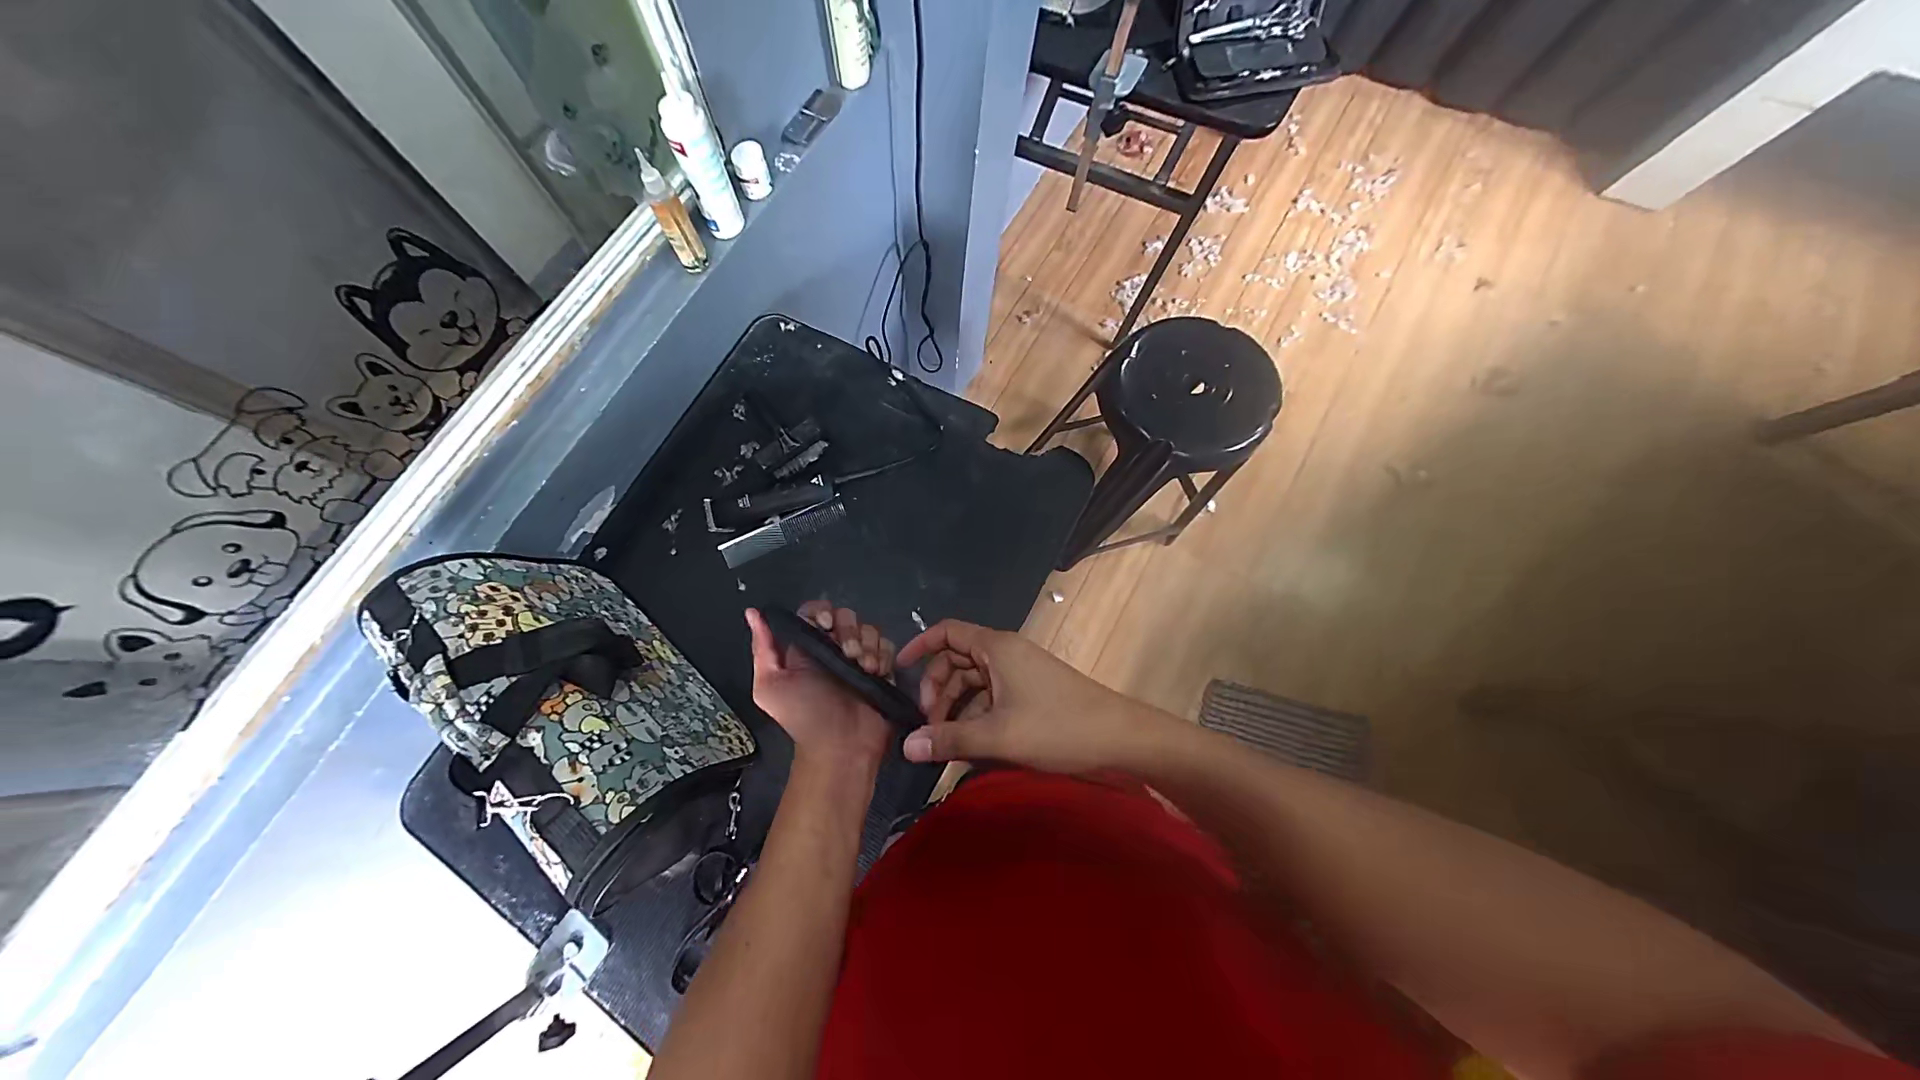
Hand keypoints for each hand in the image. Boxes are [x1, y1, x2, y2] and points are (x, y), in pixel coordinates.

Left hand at [745, 601, 892, 770]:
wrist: (840, 747)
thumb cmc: (804, 717)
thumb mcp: (770, 686)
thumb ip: (762, 648)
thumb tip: (752, 612)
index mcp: (806, 647)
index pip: (815, 612)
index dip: (822, 612)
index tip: (825, 626)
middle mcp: (833, 648)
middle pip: (846, 616)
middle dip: (849, 631)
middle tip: (848, 654)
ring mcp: (859, 658)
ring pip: (869, 629)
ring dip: (868, 645)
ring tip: (864, 668)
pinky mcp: (882, 669)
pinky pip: (887, 647)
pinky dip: (883, 656)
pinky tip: (876, 673)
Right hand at [896, 619, 1170, 773]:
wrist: (1120, 738)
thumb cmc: (1058, 727)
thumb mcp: (999, 736)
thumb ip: (950, 739)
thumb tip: (905, 745)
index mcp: (996, 647)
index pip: (947, 632)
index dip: (920, 646)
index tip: (898, 670)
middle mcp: (1005, 653)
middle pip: (956, 660)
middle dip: (937, 689)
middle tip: (928, 725)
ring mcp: (1020, 673)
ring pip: (974, 682)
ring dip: (957, 708)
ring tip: (947, 742)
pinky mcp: (1031, 693)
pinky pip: (992, 697)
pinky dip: (977, 716)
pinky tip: (973, 746)